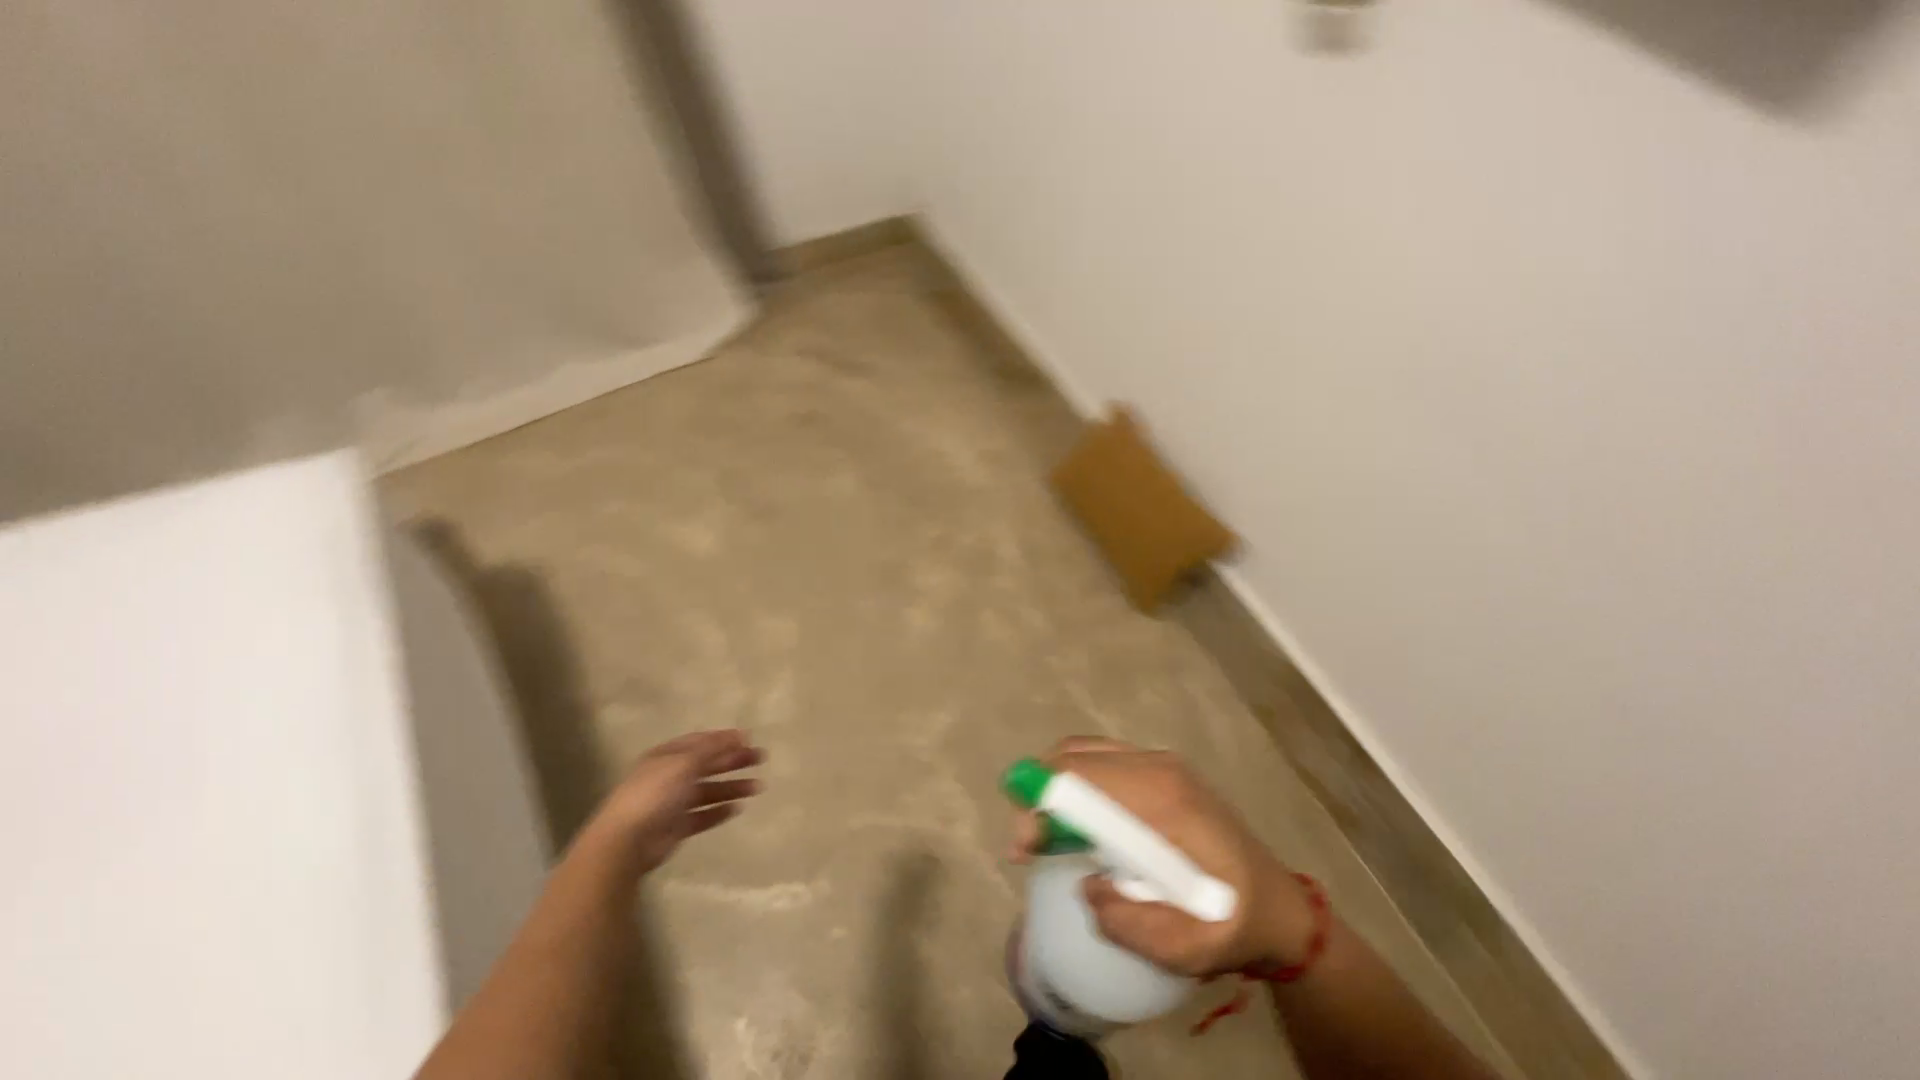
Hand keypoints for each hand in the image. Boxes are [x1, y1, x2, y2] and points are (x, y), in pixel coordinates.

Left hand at [594, 729, 764, 874]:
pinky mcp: (676, 827)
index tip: (749, 738)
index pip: (699, 742)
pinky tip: (737, 809)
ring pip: (708, 791)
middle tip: (760, 758)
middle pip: (707, 765)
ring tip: (758, 787)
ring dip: (732, 787)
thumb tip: (739, 735)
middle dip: (733, 761)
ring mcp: (672, 803)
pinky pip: (702, 816)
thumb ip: (713, 748)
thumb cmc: (656, 792)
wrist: (629, 839)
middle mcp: (669, 776)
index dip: (724, 739)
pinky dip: (718, 812)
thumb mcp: (685, 762)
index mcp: (667, 756)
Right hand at [1008, 736, 1314, 977]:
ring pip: (1086, 754)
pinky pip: (1103, 763)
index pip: (1083, 776)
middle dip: (1040, 796)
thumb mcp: (1190, 949)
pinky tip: (1077, 827)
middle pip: (1076, 757)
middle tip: (1029, 847)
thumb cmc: (1236, 925)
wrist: (1280, 907)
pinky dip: (1076, 786)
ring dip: (1056, 789)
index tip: (1024, 849)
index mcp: (1165, 799)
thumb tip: (1088, 887)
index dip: (1042, 804)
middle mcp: (1159, 767)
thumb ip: (1132, 926)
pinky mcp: (1162, 773)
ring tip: (1046, 838)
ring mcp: (1161, 764)